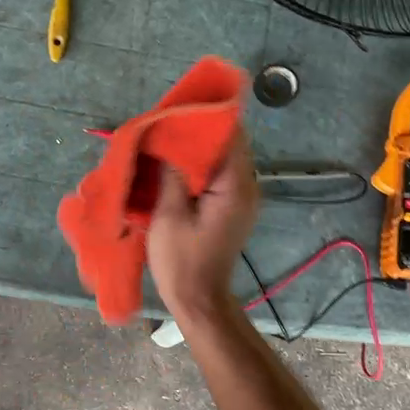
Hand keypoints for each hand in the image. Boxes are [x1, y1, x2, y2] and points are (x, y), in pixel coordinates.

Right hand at [146, 128, 259, 320]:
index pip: (228, 134)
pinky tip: (173, 167)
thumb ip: (172, 172)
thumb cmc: (181, 260)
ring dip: (194, 149)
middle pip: (226, 143)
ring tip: (163, 142)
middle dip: (195, 131)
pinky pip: (217, 175)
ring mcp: (241, 197)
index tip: (173, 110)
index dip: (202, 118)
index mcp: (234, 186)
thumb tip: (169, 139)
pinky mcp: (231, 207)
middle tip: (162, 124)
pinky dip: (196, 166)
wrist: (198, 299)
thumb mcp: (169, 214)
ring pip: (221, 157)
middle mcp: (246, 186)